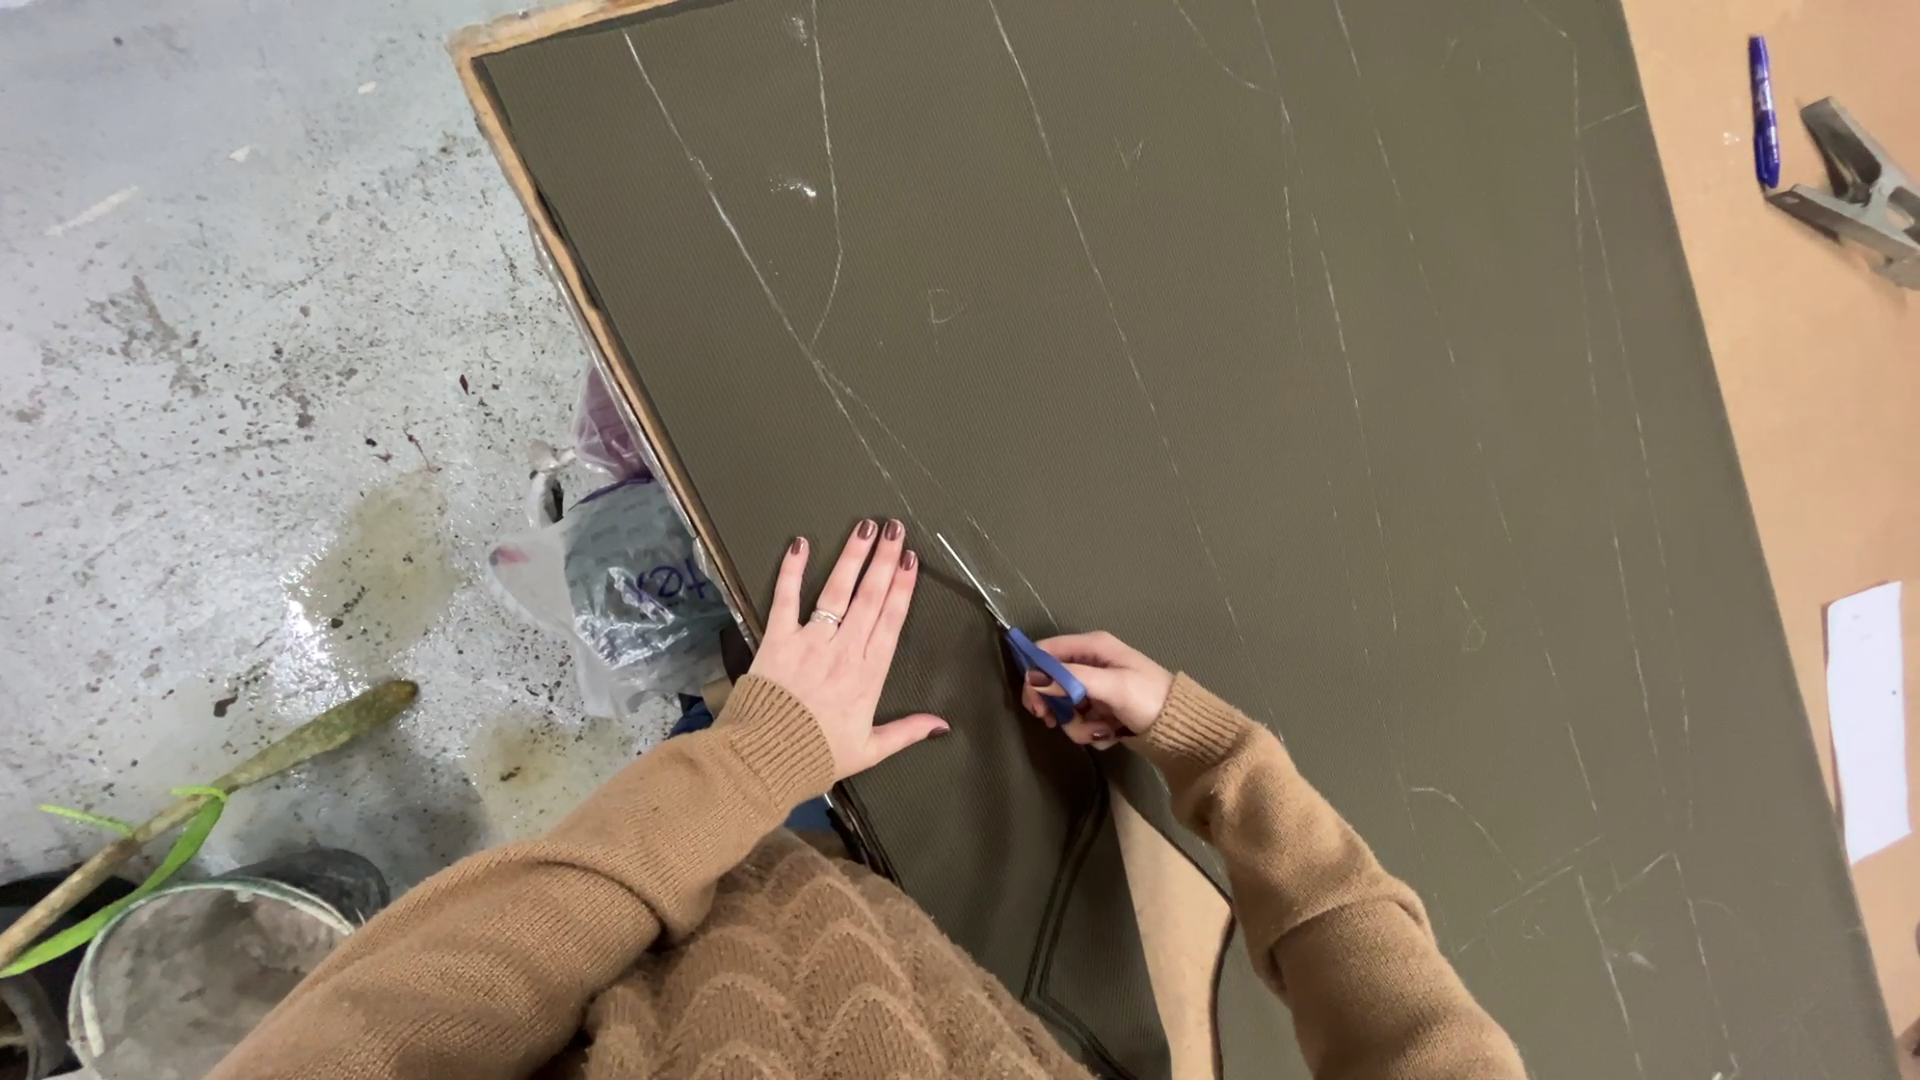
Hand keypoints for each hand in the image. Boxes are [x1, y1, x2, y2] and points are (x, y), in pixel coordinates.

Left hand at [750, 519, 947, 780]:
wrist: (765, 759)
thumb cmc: (818, 755)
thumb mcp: (869, 749)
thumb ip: (907, 731)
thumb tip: (942, 725)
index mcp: (869, 673)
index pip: (891, 620)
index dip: (903, 587)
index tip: (911, 560)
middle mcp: (844, 650)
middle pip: (870, 596)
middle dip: (885, 560)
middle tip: (895, 529)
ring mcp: (810, 641)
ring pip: (836, 591)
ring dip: (852, 556)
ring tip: (865, 526)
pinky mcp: (777, 639)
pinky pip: (785, 599)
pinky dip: (791, 571)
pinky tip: (800, 544)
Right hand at [1019, 632, 1172, 748]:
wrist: (1183, 730)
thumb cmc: (1150, 700)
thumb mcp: (1113, 686)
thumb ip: (1072, 680)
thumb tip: (1034, 679)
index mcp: (1093, 647)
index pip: (1047, 651)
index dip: (1035, 674)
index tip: (1035, 702)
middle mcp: (1091, 663)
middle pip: (1051, 681)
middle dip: (1055, 705)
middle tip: (1053, 722)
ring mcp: (1096, 687)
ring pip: (1065, 705)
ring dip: (1078, 724)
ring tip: (1101, 731)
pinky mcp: (1101, 708)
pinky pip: (1081, 719)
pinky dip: (1091, 731)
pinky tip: (1110, 734)